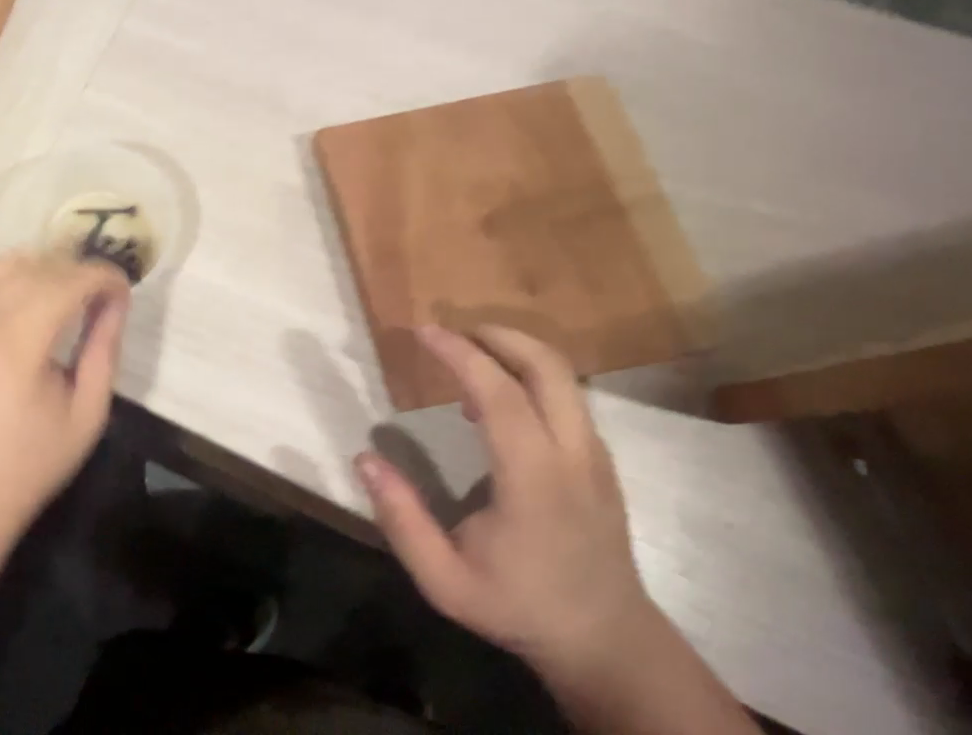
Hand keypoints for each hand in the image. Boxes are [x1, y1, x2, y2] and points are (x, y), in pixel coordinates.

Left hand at [0, 254, 131, 569]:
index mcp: (17, 344)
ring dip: (37, 269)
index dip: (102, 277)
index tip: (121, 290)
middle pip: (36, 266)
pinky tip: (13, 294)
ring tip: (57, 297)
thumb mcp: (86, 415)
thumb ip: (104, 350)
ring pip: (0, 263)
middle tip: (96, 298)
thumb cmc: (29, 463)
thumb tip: (115, 302)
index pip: (68, 281)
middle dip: (74, 273)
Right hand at [355, 324, 659, 676]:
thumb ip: (402, 520)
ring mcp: (596, 455)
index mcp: (534, 479)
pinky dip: (530, 379)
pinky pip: (568, 398)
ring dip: (514, 354)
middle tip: (450, 332)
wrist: (606, 641)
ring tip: (467, 366)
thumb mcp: (444, 580)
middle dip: (497, 335)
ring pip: (563, 377)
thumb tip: (364, 459)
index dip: (460, 354)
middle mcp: (573, 454)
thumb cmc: (519, 606)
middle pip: (546, 366)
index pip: (500, 393)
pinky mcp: (601, 462)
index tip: (423, 331)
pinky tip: (497, 404)